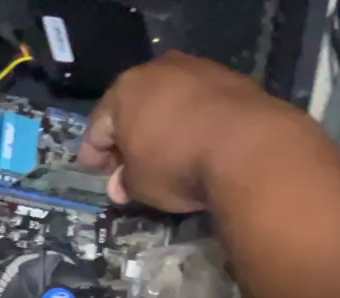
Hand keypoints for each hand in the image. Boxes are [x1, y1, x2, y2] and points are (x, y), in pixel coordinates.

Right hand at [78, 52, 325, 210]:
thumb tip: (119, 185)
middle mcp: (157, 71)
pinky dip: (188, 124)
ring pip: (166, 103)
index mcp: (124, 92)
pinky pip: (196, 106)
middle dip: (127, 139)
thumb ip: (125, 181)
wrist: (245, 147)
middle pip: (133, 109)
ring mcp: (195, 70)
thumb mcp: (140, 184)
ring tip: (160, 157)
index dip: (93, 154)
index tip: (93, 172)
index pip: (98, 126)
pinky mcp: (228, 79)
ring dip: (159, 129)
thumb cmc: (176, 164)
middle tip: (125, 167)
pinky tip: (190, 145)